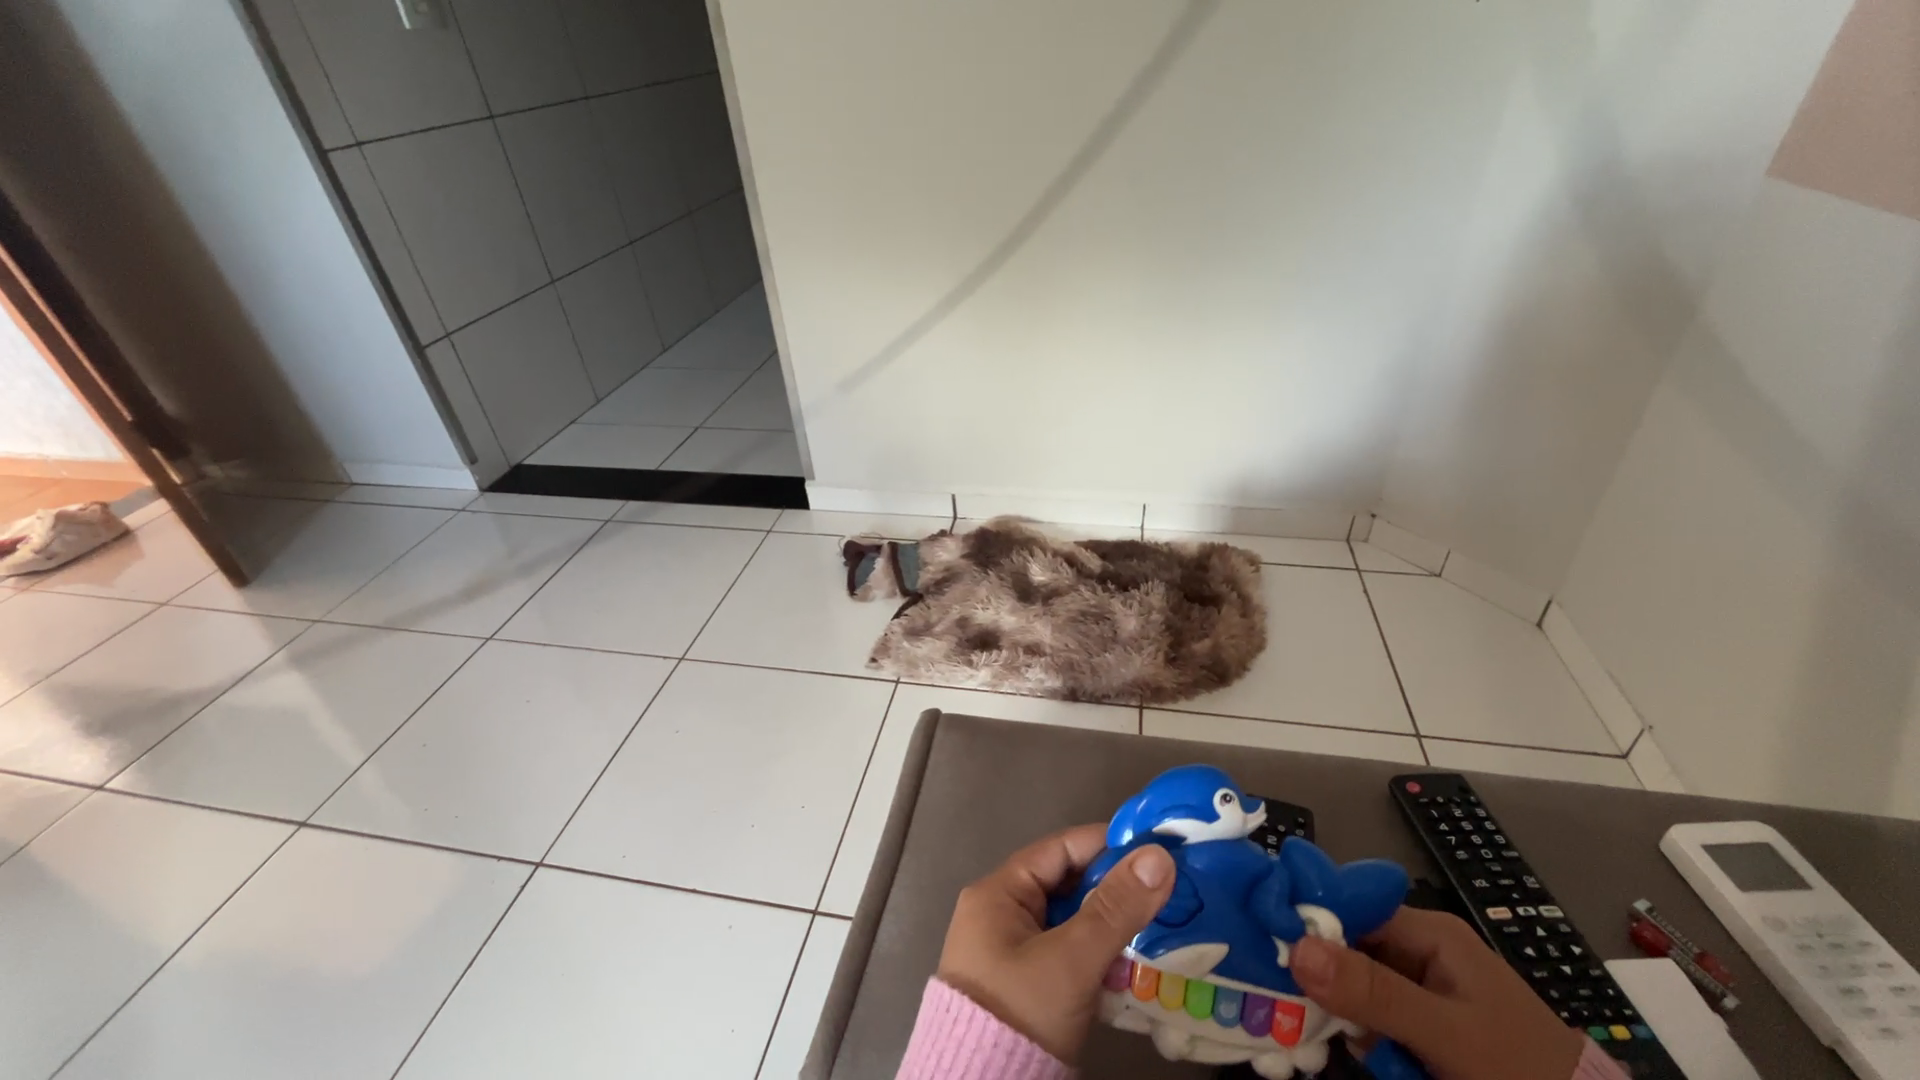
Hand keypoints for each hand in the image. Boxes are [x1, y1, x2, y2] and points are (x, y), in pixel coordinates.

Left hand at [935, 824, 1175, 1063]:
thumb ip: (1116, 908)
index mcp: (998, 893)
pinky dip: (1101, 955)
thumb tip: (1159, 856)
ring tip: (1165, 924)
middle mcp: (1002, 914)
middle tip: (1170, 890)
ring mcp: (1013, 952)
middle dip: (1117, 888)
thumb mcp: (1071, 958)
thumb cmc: (1022, 1009)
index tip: (1158, 848)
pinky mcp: (1028, 986)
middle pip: (1068, 885)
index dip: (1108, 844)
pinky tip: (1137, 964)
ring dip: (1113, 925)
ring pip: (1073, 922)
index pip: (1060, 849)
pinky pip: (1071, 954)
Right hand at [1289, 908, 1584, 1079]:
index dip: (1305, 921)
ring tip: (1294, 1027)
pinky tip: (1324, 1045)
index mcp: (1427, 933)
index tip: (1261, 939)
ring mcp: (1416, 991)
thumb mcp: (1447, 1033)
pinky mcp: (1416, 1027)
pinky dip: (1346, 1032)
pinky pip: (1364, 1018)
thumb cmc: (1519, 1067)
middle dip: (1311, 972)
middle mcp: (1416, 952)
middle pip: (1343, 947)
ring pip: (1348, 985)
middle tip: (1270, 993)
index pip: (1349, 908)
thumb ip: (1374, 992)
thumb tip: (1294, 946)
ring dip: (1326, 1007)